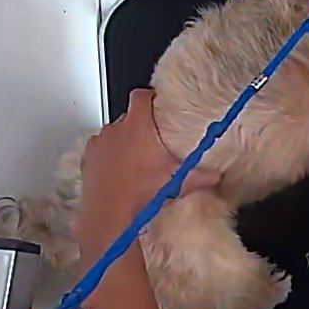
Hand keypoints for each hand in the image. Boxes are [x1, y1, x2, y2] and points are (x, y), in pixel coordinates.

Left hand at [76, 88, 217, 252]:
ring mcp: (100, 142)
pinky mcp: (89, 156)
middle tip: (156, 141)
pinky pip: (103, 147)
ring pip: (116, 133)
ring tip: (139, 158)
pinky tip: (123, 169)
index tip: (159, 102)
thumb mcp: (179, 182)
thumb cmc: (142, 192)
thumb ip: (203, 177)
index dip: (151, 96)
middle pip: (130, 116)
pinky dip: (112, 153)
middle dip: (143, 125)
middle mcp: (116, 129)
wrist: (110, 213)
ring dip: (127, 140)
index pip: (141, 96)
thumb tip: (219, 176)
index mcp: (138, 128)